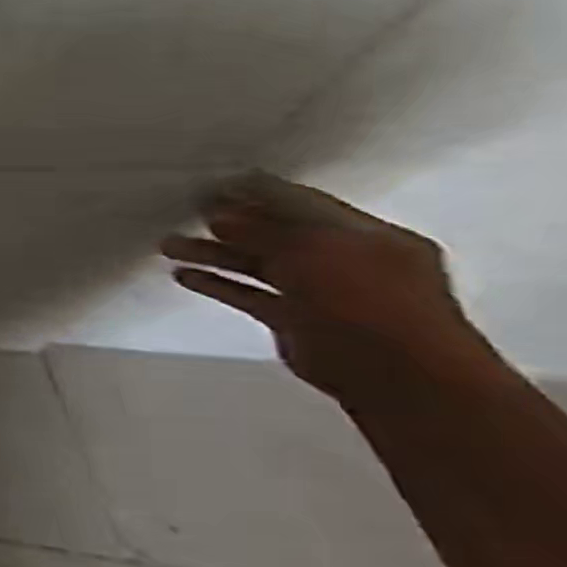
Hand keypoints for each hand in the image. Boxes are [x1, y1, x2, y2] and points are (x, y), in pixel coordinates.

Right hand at [161, 172, 492, 399]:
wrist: (398, 381)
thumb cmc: (368, 302)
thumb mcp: (312, 250)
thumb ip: (262, 230)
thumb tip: (221, 217)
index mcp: (364, 235)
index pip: (300, 203)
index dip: (255, 192)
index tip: (212, 185)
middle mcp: (343, 260)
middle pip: (274, 233)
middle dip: (228, 222)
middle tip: (186, 211)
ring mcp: (320, 294)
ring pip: (257, 265)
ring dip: (213, 253)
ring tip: (169, 245)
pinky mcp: (296, 324)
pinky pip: (251, 296)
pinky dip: (218, 285)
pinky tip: (184, 276)